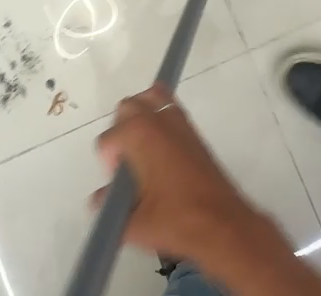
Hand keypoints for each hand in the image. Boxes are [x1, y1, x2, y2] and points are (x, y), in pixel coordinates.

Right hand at [91, 84, 266, 262]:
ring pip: (150, 98)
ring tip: (142, 148)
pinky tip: (162, 148)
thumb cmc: (175, 219)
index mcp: (137, 135)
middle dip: (121, 133)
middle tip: (127, 165)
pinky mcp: (193, 129)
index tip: (120, 185)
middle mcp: (156, 119)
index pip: (107, 140)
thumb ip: (109, 207)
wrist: (222, 223)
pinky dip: (161, 116)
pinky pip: (170, 106)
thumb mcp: (133, 223)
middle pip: (126, 109)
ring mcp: (177, 121)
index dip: (108, 164)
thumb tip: (99, 200)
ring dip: (141, 116)